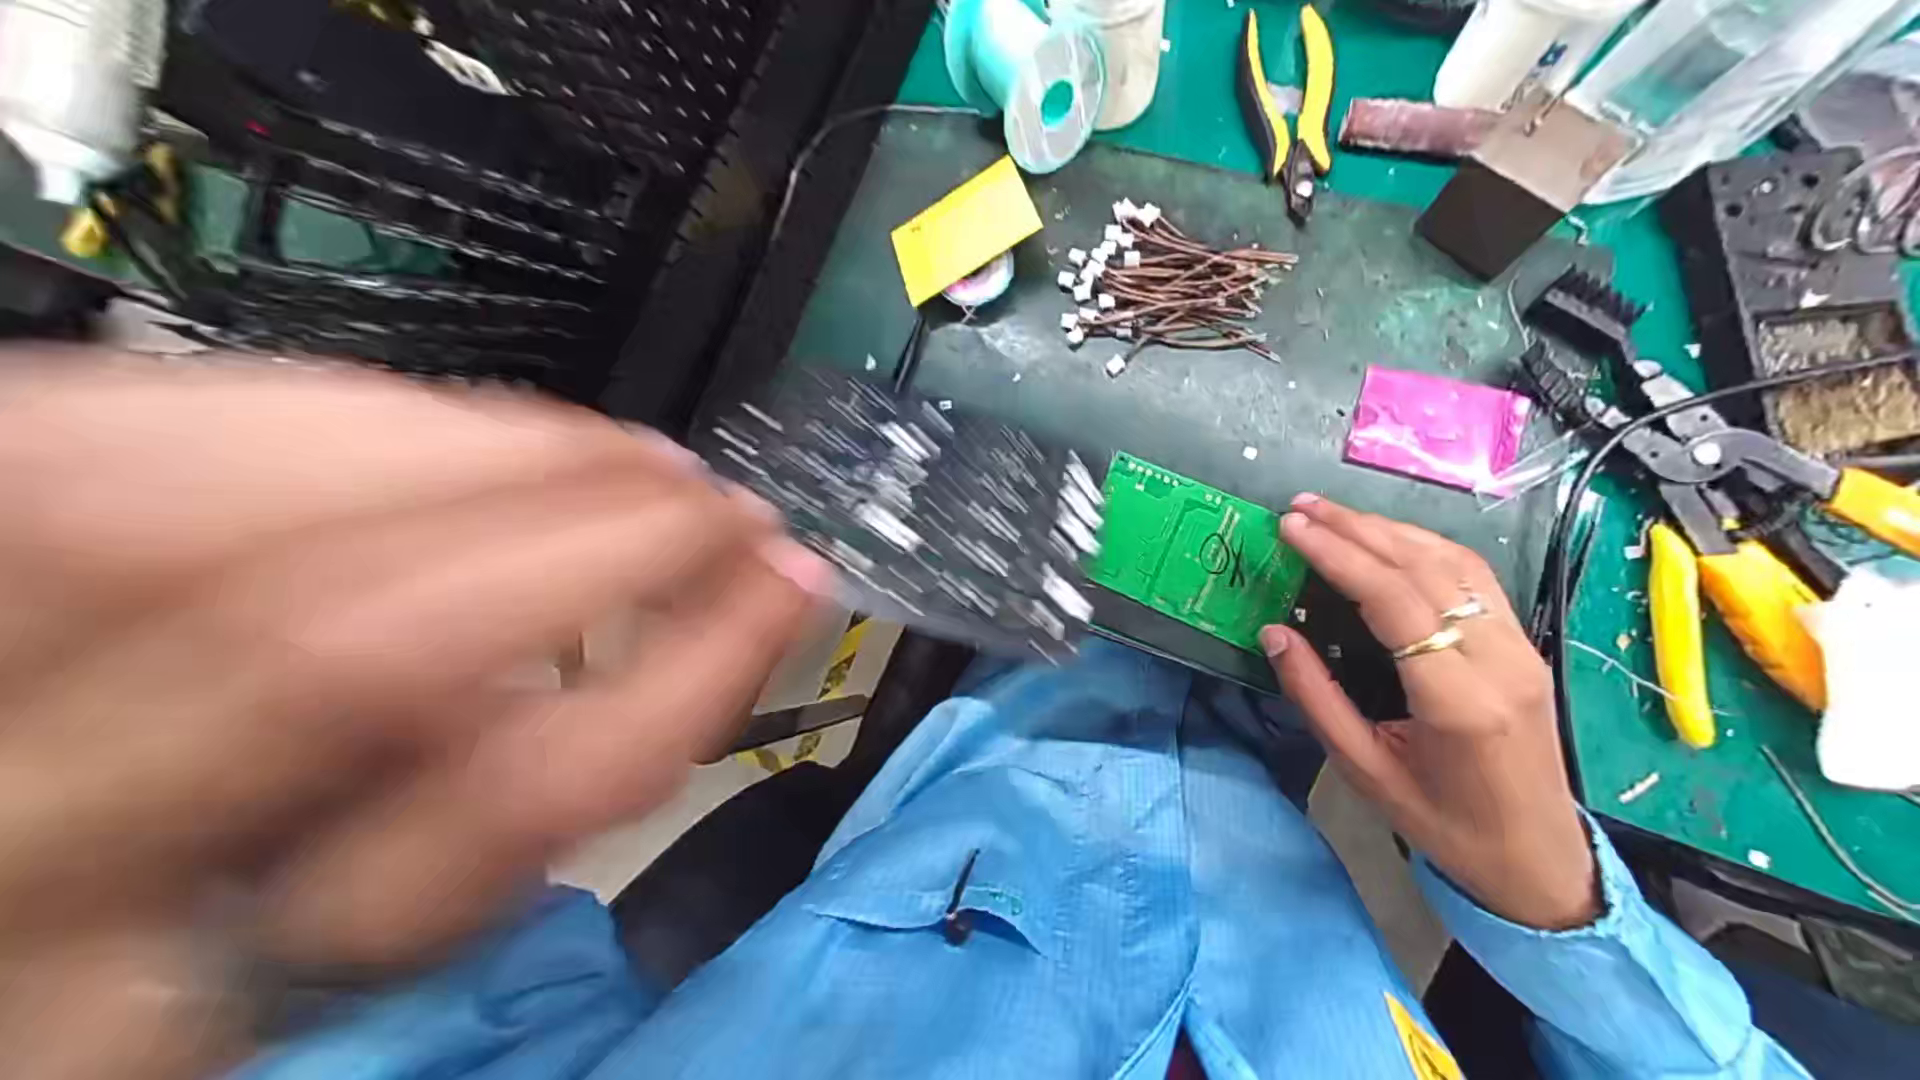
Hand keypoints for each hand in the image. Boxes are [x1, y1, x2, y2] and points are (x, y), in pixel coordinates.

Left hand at [0, 353, 831, 1079]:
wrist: (21, 863)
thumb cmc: (249, 918)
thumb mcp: (420, 915)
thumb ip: (555, 797)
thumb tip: (723, 626)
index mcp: (209, 993)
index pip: (511, 805)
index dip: (687, 668)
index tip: (789, 584)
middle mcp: (49, 856)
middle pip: (373, 649)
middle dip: (613, 539)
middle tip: (723, 503)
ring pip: (243, 519)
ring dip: (504, 454)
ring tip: (626, 454)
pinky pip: (153, 431)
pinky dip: (366, 409)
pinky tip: (471, 429)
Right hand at [1260, 495, 1599, 930]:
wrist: (1540, 862)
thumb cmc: (1442, 823)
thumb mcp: (1362, 767)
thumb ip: (1314, 694)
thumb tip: (1274, 631)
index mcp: (1458, 699)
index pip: (1393, 599)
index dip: (1338, 555)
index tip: (1291, 528)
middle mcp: (1499, 660)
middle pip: (1424, 568)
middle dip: (1356, 528)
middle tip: (1300, 507)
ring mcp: (1520, 648)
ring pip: (1454, 562)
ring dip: (1388, 529)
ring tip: (1332, 514)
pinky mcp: (1524, 646)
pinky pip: (1473, 578)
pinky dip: (1422, 545)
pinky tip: (1386, 538)